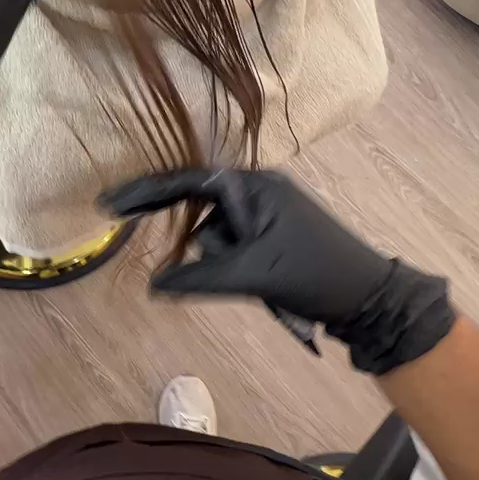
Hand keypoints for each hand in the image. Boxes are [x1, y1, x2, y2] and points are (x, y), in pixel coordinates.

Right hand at [102, 169, 456, 374]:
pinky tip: (247, 283)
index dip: (145, 192)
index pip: (188, 181)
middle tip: (167, 251)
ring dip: (218, 259)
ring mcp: (267, 210)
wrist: (369, 298)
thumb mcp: (251, 276)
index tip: (108, 206)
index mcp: (254, 186)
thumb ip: (198, 277)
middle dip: (194, 240)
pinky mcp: (272, 232)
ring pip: (216, 232)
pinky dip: (228, 263)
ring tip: (253, 283)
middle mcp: (258, 189)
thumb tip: (153, 284)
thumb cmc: (314, 276)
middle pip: (201, 208)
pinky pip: (232, 243)